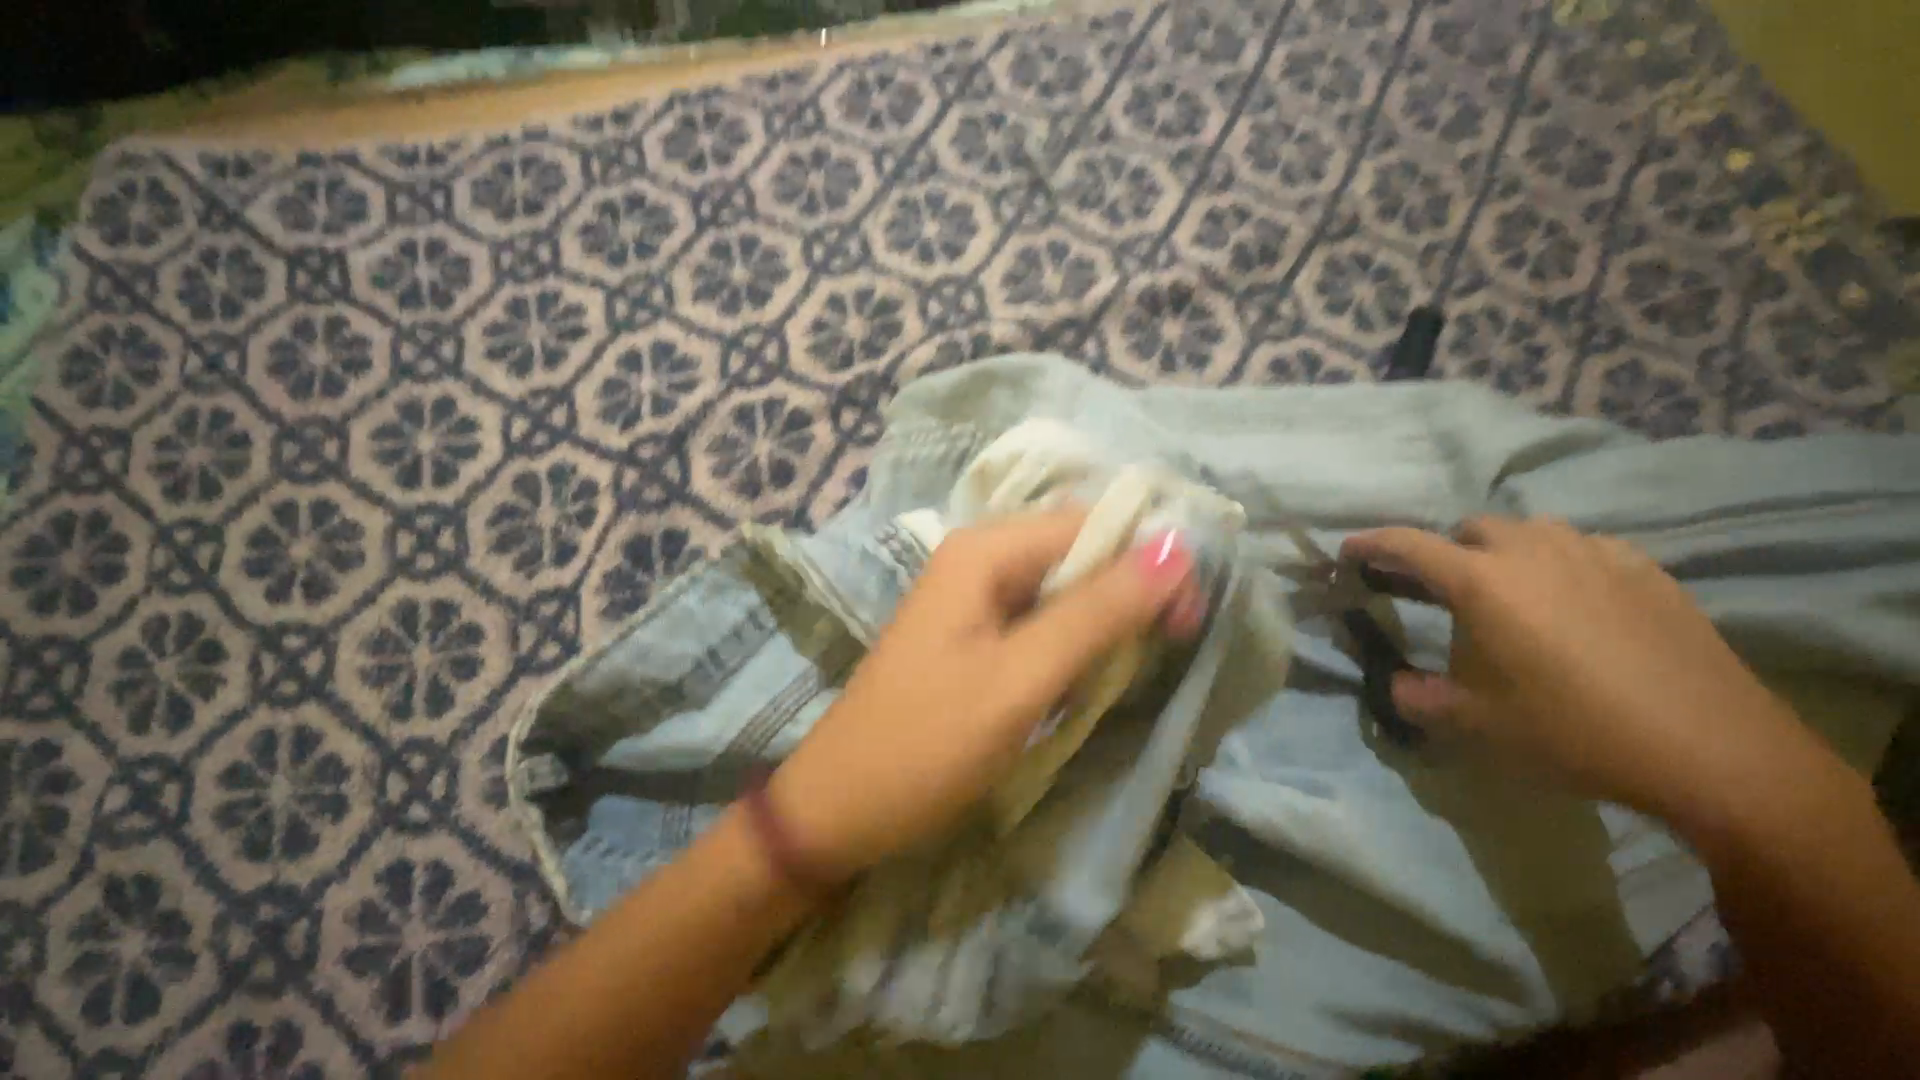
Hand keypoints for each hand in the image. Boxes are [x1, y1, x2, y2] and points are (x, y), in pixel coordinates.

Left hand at [766, 508, 1201, 879]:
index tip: (1190, 621)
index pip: (1093, 524)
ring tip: (1129, 670)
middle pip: (1079, 551)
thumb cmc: (926, 745)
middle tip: (1172, 645)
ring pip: (1065, 589)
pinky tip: (1087, 680)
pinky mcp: (974, 638)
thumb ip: (1098, 612)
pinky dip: (1074, 646)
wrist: (841, 809)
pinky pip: (1041, 622)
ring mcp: (973, 599)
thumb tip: (1178, 544)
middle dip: (1131, 591)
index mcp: (984, 550)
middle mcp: (979, 559)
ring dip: (1106, 623)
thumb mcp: (1021, 679)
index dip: (1150, 560)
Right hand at [1342, 517, 1831, 823]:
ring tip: (1505, 593)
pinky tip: (1572, 602)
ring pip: (1529, 532)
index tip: (1347, 552)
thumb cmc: (1572, 732)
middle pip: (1471, 529)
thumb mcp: (1476, 725)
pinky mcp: (1645, 569)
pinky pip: (1583, 548)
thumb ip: (1419, 698)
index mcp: (1481, 582)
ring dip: (1502, 552)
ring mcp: (1595, 553)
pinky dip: (1558, 563)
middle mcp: (1532, 551)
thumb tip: (1396, 683)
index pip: (1407, 545)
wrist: (1709, 748)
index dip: (1370, 545)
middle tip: (1436, 589)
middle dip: (1443, 551)